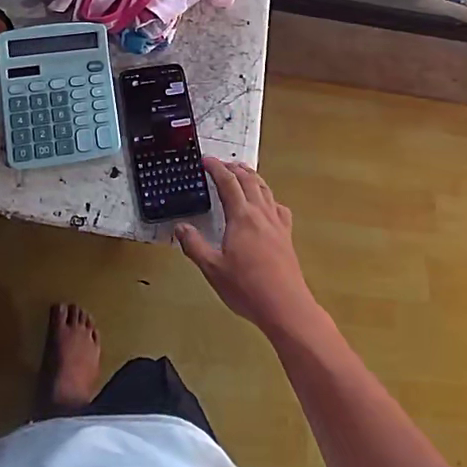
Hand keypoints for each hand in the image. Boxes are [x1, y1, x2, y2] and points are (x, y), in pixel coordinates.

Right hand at [175, 158, 319, 335]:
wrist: (285, 306)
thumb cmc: (246, 288)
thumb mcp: (212, 268)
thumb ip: (194, 245)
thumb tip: (180, 228)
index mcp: (241, 217)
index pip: (228, 183)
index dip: (216, 169)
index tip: (206, 160)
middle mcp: (261, 214)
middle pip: (249, 181)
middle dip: (234, 169)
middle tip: (223, 164)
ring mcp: (277, 224)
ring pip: (265, 190)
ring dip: (252, 177)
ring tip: (243, 173)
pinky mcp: (286, 236)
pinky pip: (278, 207)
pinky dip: (269, 198)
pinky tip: (268, 204)